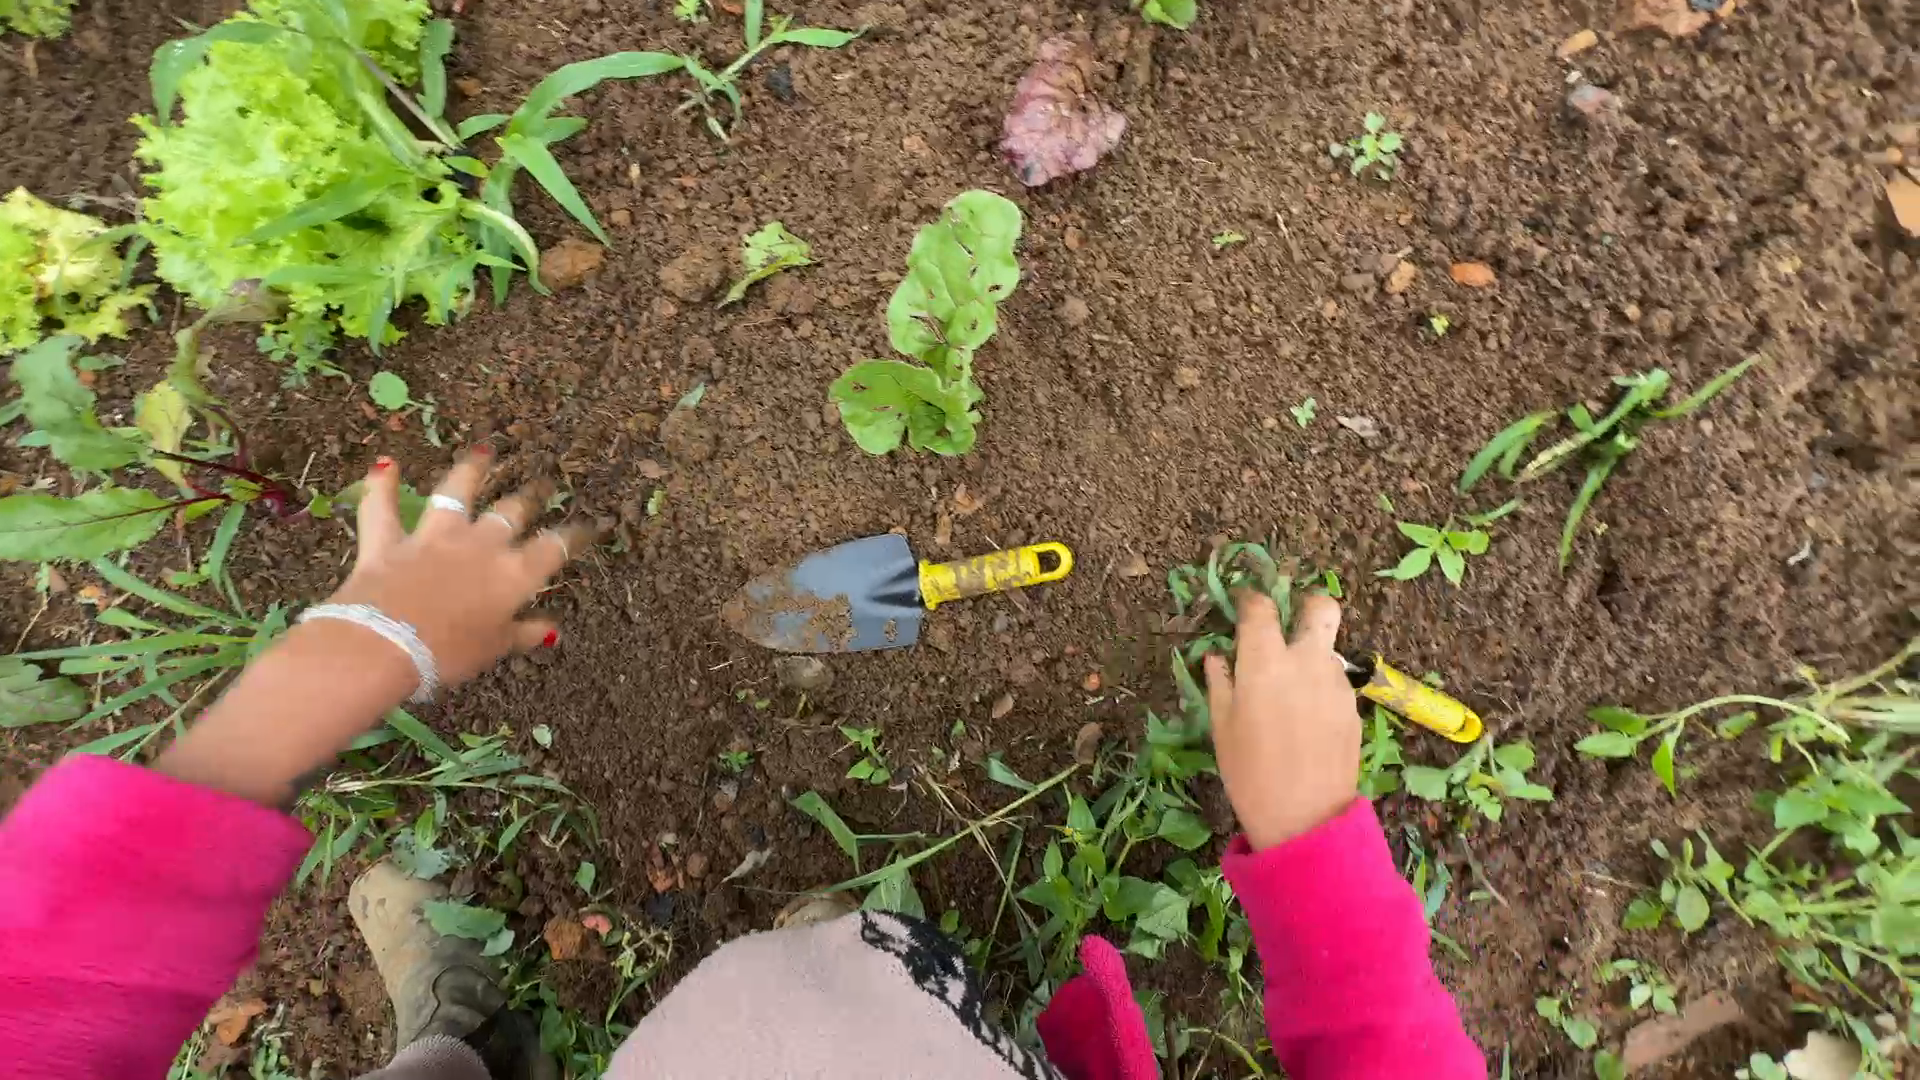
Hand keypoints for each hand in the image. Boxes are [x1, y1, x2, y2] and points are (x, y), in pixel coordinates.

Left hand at [154, 450, 593, 805]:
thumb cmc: (447, 654)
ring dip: (470, 471)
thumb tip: (550, 631)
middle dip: (531, 497)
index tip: (592, 526)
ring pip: (455, 495)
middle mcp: (481, 547)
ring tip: (483, 451)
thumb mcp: (494, 648)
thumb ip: (522, 633)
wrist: (379, 648)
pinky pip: (381, 510)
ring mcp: (433, 540)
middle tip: (543, 484)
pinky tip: (384, 464)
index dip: (576, 535)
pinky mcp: (387, 544)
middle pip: (512, 512)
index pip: (555, 547)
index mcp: (515, 574)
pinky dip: (381, 486)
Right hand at [1203, 591, 1360, 850]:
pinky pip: (1335, 680)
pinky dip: (1319, 684)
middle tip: (1287, 623)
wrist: (1305, 818)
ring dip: (1310, 653)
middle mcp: (1305, 661)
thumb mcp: (1221, 724)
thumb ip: (1221, 682)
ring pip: (1328, 647)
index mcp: (1264, 661)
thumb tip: (1218, 658)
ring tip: (1290, 686)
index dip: (1249, 599)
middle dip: (1304, 604)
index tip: (1242, 604)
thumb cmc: (1248, 770)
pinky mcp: (1354, 707)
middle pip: (1319, 607)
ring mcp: (1335, 683)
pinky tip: (1304, 715)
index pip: (1260, 607)